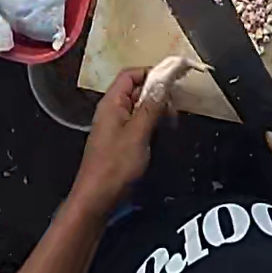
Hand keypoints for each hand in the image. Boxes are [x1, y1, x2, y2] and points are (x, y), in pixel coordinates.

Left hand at [68, 68, 165, 219]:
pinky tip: (162, 134)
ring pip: (141, 106)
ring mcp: (116, 125)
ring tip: (171, 123)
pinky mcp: (121, 140)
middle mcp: (113, 110)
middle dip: (159, 94)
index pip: (131, 74)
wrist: (96, 200)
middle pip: (138, 89)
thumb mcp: (138, 132)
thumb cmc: (115, 165)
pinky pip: (140, 122)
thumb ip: (152, 105)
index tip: (173, 79)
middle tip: (175, 107)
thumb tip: (164, 80)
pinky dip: (153, 124)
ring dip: (158, 110)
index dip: (152, 72)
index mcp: (112, 103)